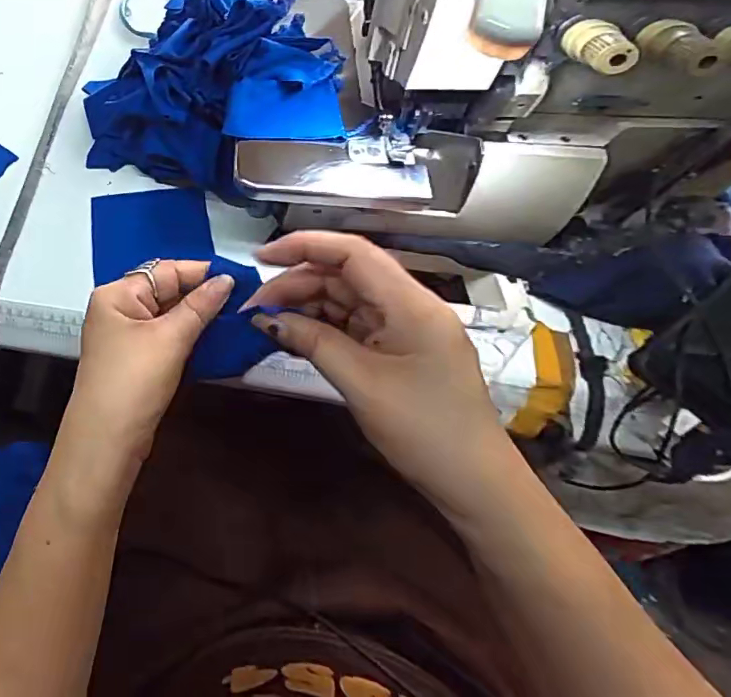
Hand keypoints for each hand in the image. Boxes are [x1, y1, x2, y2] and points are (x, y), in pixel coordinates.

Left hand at [69, 260, 233, 454]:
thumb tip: (226, 280)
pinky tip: (216, 336)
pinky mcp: (137, 359)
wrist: (106, 443)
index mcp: (117, 294)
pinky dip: (190, 334)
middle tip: (244, 297)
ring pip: (170, 314)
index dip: (202, 272)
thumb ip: (201, 305)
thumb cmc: (133, 382)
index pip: (166, 270)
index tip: (239, 277)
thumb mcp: (170, 338)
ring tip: (236, 315)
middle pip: (167, 289)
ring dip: (200, 315)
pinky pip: (167, 335)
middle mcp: (118, 308)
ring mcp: (127, 335)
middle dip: (203, 294)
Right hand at [243, 232, 517, 516]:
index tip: (261, 258)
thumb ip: (313, 342)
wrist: (476, 484)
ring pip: (347, 297)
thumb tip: (265, 319)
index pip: (353, 253)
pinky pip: (354, 322)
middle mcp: (409, 304)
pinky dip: (323, 326)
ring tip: (266, 321)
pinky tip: (294, 334)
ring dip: (306, 305)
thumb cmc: (425, 432)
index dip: (304, 246)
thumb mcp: (362, 385)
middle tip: (254, 307)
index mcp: (411, 303)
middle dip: (297, 283)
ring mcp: (405, 325)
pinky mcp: (399, 346)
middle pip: (345, 274)